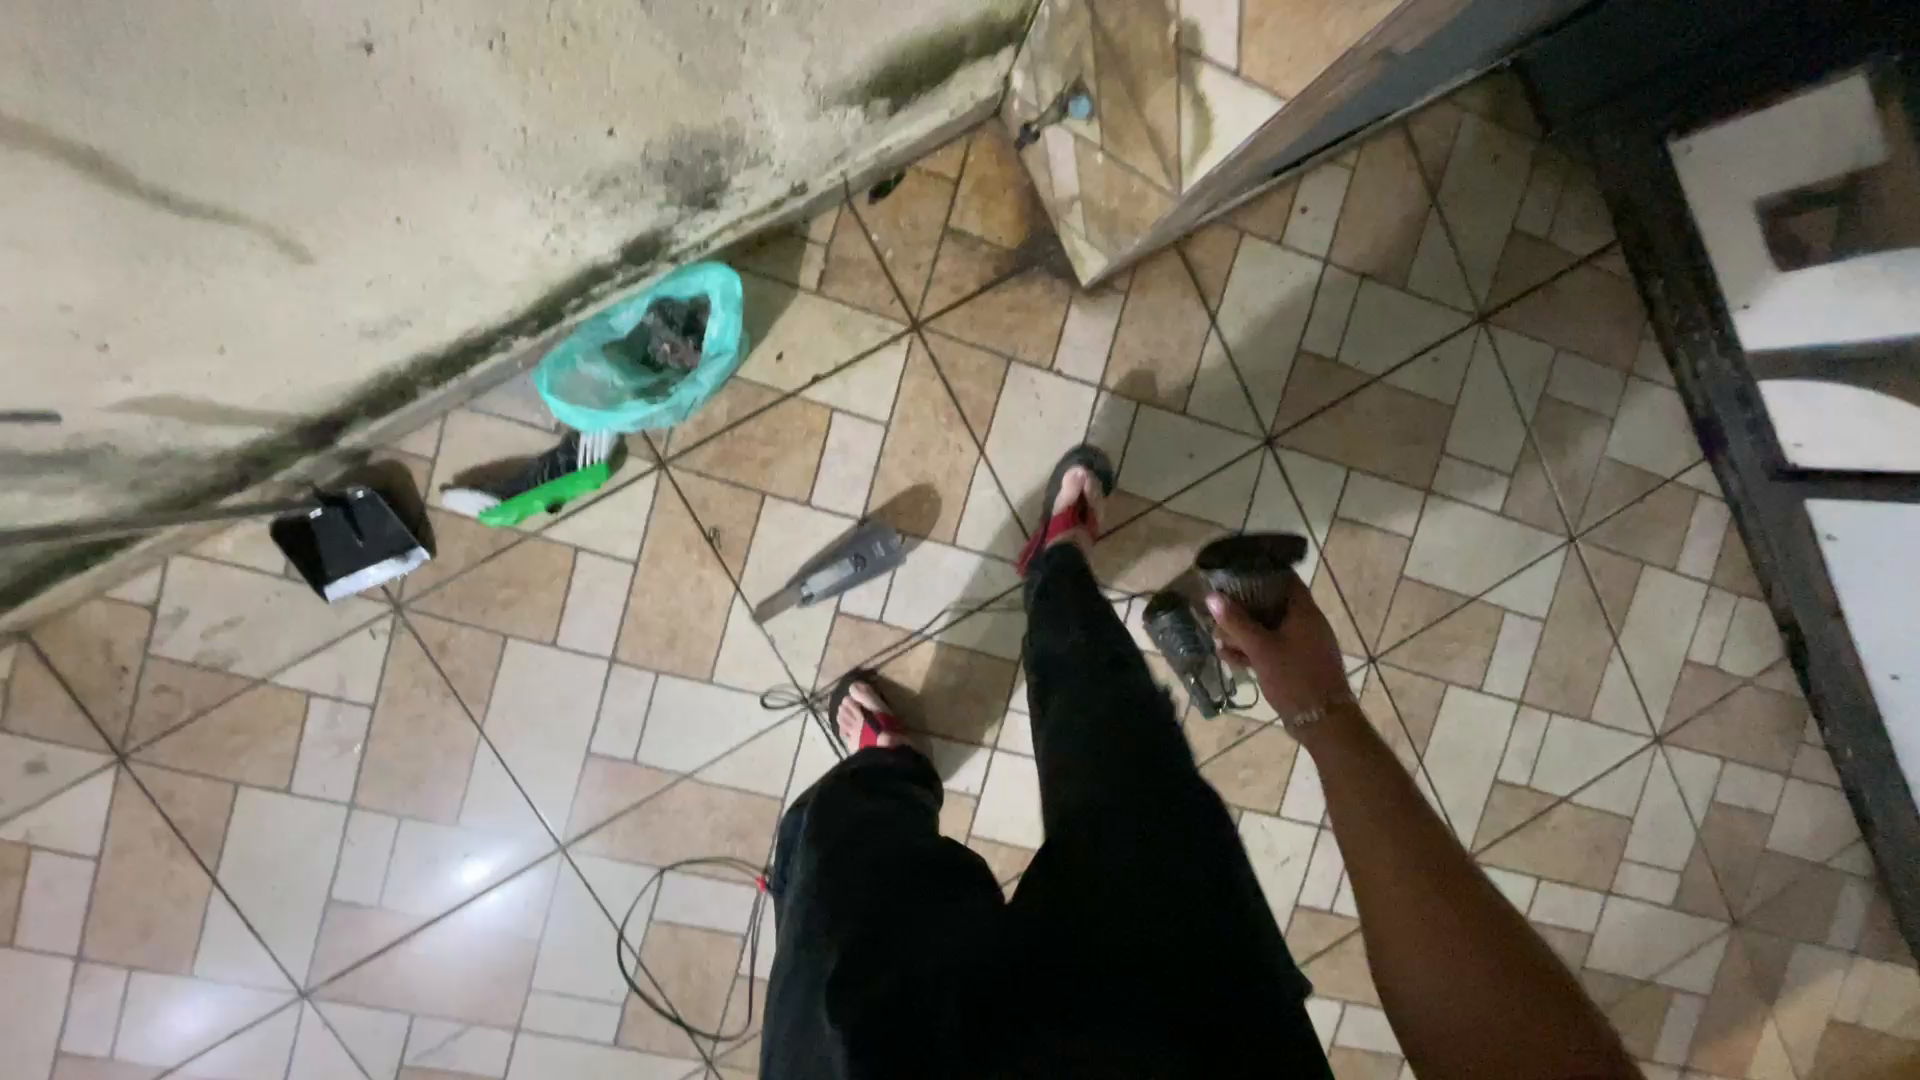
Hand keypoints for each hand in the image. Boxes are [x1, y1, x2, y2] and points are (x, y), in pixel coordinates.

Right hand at [1207, 575, 1352, 720]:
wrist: (1323, 722)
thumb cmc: (1294, 678)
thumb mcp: (1260, 648)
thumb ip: (1236, 622)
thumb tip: (1212, 597)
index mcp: (1304, 612)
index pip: (1285, 579)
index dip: (1261, 572)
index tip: (1236, 572)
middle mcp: (1307, 623)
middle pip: (1272, 604)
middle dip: (1244, 608)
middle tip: (1219, 610)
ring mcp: (1304, 644)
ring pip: (1270, 628)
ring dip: (1244, 632)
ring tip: (1219, 639)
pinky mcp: (1298, 663)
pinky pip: (1273, 647)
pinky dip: (1254, 649)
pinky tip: (1230, 658)